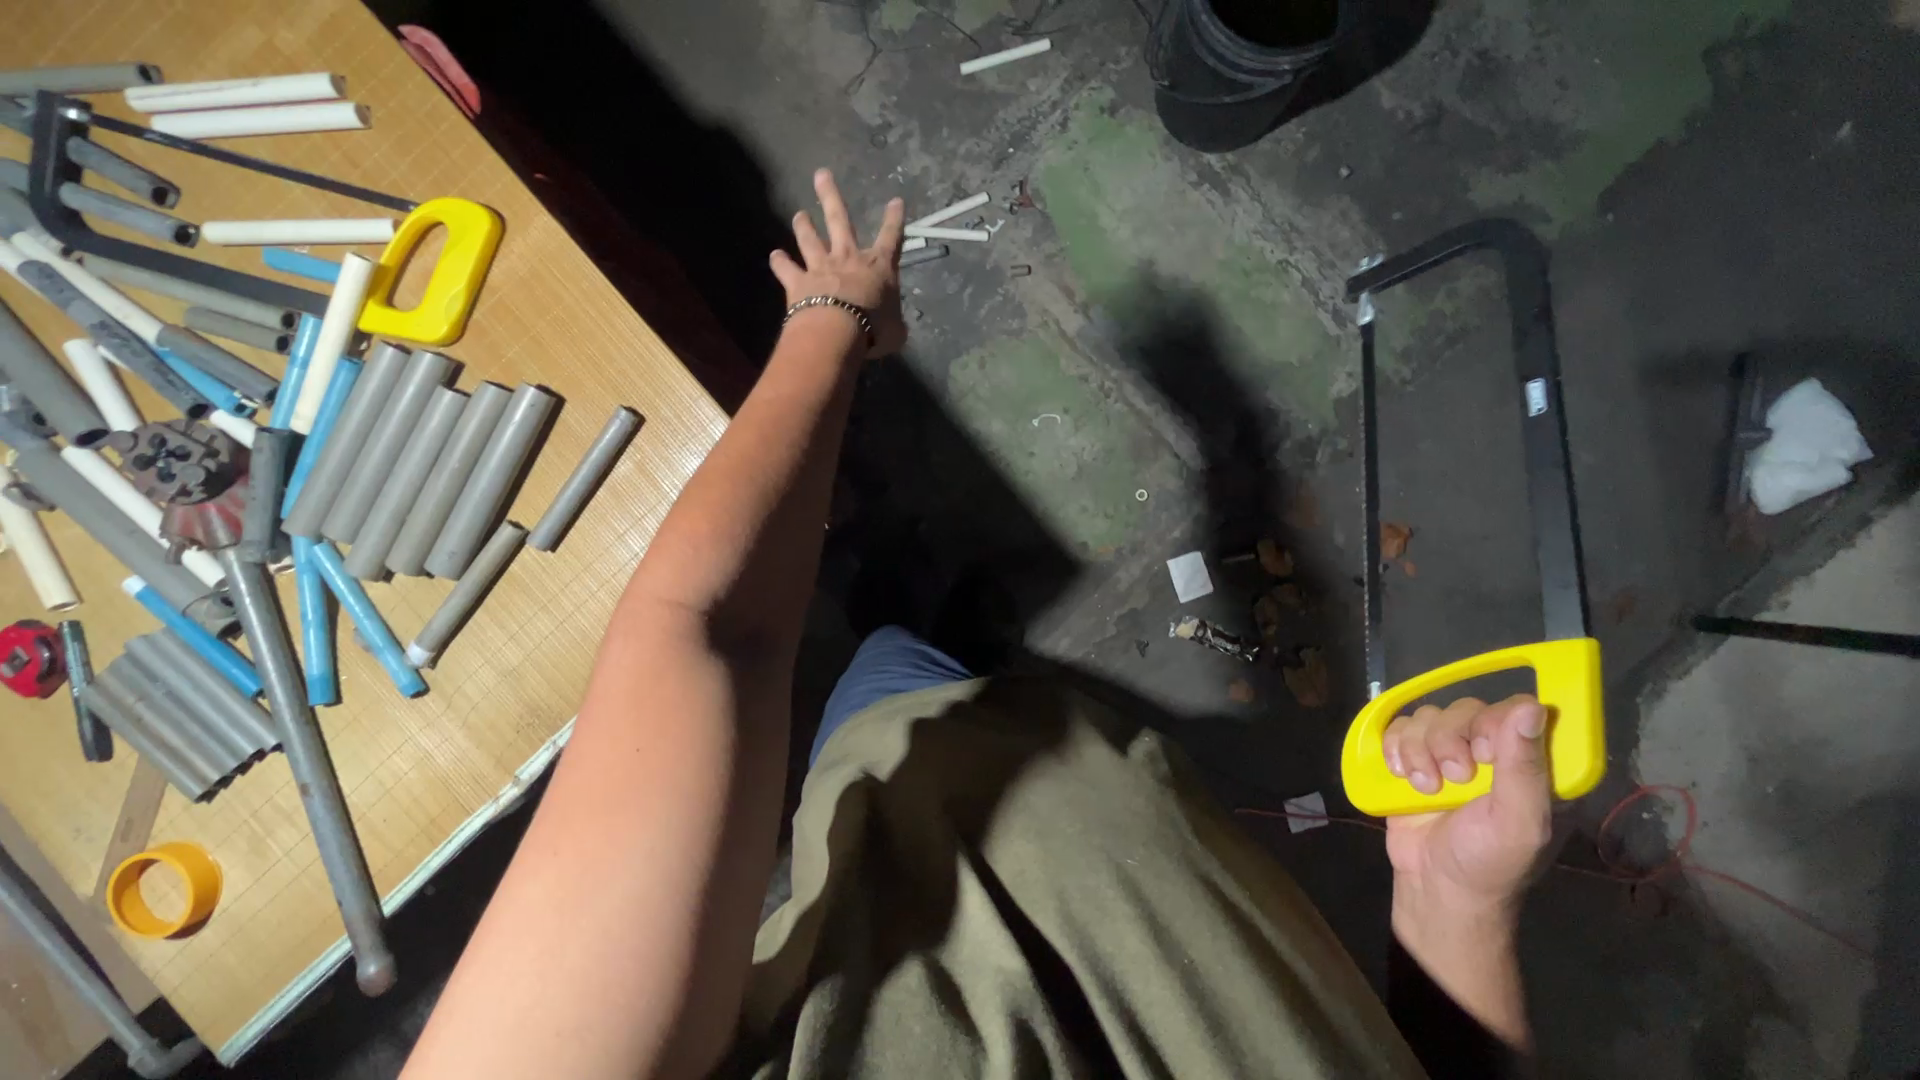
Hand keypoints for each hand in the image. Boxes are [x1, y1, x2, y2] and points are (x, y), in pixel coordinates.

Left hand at [770, 168, 906, 358]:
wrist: (839, 333)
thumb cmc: (875, 330)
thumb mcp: (896, 330)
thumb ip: (893, 321)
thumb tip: (893, 326)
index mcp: (878, 268)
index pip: (891, 238)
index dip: (895, 220)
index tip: (896, 201)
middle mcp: (848, 259)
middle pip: (839, 220)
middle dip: (830, 196)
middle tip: (820, 174)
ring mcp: (821, 268)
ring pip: (810, 239)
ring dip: (804, 226)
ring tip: (798, 214)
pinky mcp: (799, 282)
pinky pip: (787, 269)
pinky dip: (780, 263)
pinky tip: (774, 256)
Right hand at [1384, 695, 1553, 919]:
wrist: (1435, 888)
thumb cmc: (1488, 861)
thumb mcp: (1516, 820)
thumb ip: (1523, 766)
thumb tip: (1532, 706)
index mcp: (1528, 763)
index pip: (1512, 710)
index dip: (1491, 723)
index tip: (1483, 754)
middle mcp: (1490, 752)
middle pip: (1464, 709)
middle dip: (1447, 741)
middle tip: (1453, 779)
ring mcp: (1447, 754)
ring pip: (1427, 716)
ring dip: (1418, 749)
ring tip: (1424, 787)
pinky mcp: (1412, 760)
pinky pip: (1398, 728)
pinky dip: (1394, 746)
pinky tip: (1400, 775)